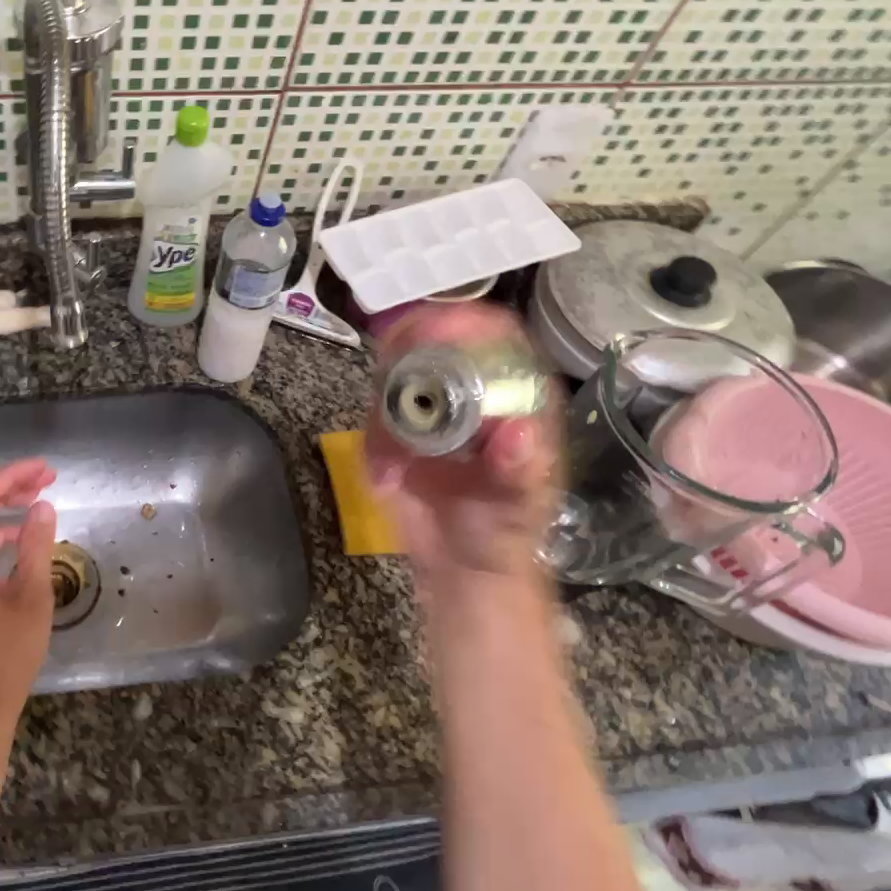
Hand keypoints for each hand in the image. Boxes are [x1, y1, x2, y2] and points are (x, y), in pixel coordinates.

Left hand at [0, 458, 58, 764]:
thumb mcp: (31, 597)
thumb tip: (43, 506)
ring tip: (39, 500)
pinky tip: (22, 535)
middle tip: (47, 478)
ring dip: (2, 509)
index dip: (12, 477)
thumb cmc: (7, 656)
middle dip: (8, 487)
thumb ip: (35, 546)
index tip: (45, 468)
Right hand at [364, 303, 560, 583]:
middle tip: (388, 389)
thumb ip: (519, 471)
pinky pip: (373, 418)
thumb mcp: (518, 505)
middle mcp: (470, 393)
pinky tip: (385, 479)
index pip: (493, 336)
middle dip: (405, 362)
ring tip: (391, 465)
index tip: (430, 330)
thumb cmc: (504, 534)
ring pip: (394, 379)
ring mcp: (431, 410)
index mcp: (513, 397)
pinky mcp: (397, 432)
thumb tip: (517, 431)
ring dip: (383, 414)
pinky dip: (372, 445)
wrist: (462, 569)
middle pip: (433, 344)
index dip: (463, 321)